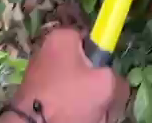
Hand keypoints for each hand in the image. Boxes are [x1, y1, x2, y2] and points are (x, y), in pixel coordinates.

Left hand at [9, 26, 127, 122]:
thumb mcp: (105, 86)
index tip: (105, 79)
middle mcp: (47, 49)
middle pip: (83, 67)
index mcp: (62, 37)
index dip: (102, 61)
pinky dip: (69, 111)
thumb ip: (118, 79)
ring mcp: (38, 73)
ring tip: (87, 116)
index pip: (91, 41)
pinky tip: (75, 120)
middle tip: (99, 103)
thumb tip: (117, 83)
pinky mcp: (33, 96)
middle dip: (94, 86)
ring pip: (73, 87)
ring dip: (84, 102)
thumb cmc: (68, 98)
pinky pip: (60, 100)